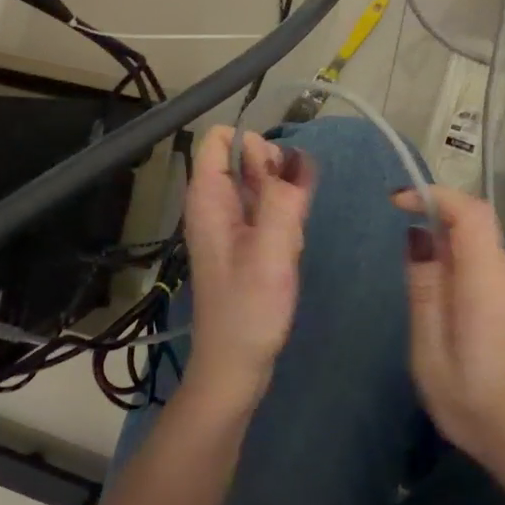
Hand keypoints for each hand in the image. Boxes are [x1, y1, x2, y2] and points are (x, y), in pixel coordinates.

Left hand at [179, 126, 313, 409]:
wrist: (234, 367)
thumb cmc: (249, 309)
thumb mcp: (273, 249)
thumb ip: (283, 197)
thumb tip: (297, 156)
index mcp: (207, 197)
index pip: (220, 138)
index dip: (252, 145)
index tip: (276, 177)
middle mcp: (212, 203)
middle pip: (244, 157)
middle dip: (275, 176)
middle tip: (286, 216)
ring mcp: (227, 223)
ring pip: (260, 185)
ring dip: (283, 202)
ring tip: (287, 241)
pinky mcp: (242, 242)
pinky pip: (267, 212)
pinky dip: (283, 222)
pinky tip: (289, 251)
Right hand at [395, 185, 504, 491]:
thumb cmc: (482, 407)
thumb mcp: (432, 356)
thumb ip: (425, 291)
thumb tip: (419, 238)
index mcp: (491, 280)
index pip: (470, 211)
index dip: (435, 195)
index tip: (399, 202)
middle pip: (474, 235)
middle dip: (438, 248)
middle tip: (415, 298)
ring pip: (485, 260)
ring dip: (457, 274)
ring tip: (441, 331)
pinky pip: (500, 279)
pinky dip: (476, 288)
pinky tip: (469, 338)